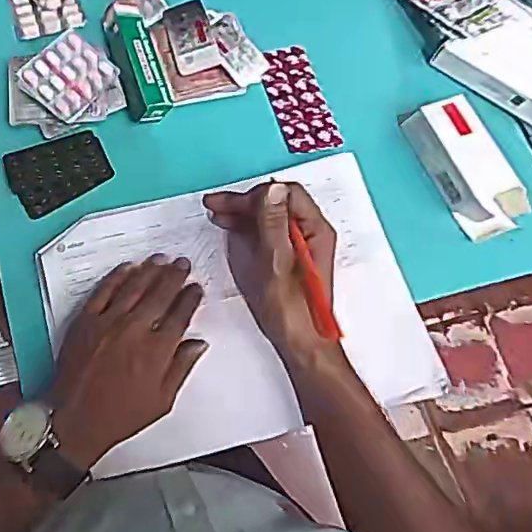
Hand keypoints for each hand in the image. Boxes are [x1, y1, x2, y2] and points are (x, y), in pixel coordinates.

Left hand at [49, 256, 207, 468]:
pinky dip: (118, 276)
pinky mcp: (86, 321)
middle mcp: (134, 331)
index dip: (190, 298)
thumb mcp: (161, 400)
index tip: (195, 289)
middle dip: (175, 276)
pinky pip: (104, 290)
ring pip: (135, 286)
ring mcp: (108, 323)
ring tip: (161, 260)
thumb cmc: (118, 415)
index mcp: (156, 352)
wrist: (75, 419)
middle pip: (160, 294)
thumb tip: (197, 344)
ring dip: (151, 270)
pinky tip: (129, 268)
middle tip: (183, 264)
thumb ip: (181, 368)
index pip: (180, 315)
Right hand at [202, 182, 337, 355]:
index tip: (232, 204)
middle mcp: (309, 234)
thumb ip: (273, 224)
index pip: (286, 194)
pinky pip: (266, 231)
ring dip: (242, 212)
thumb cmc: (294, 311)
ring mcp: (297, 245)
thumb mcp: (277, 262)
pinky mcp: (285, 257)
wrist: (300, 342)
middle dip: (244, 201)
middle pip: (276, 202)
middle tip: (216, 205)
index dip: (256, 195)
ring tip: (218, 213)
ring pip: (269, 215)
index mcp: (315, 231)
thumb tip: (271, 190)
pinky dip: (246, 226)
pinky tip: (230, 228)